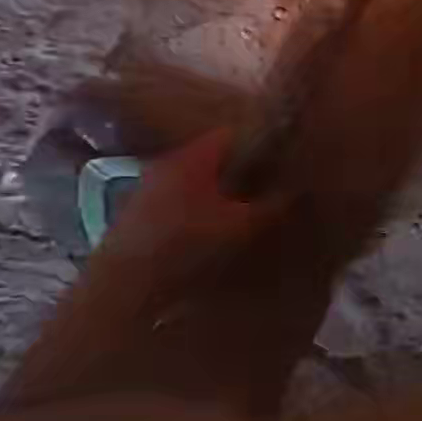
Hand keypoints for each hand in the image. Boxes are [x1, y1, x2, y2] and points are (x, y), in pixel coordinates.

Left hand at [94, 128, 275, 281]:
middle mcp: (167, 163)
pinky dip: (195, 206)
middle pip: (210, 156)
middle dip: (238, 167)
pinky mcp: (136, 215)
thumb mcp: (241, 226)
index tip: (278, 157)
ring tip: (241, 207)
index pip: (230, 134)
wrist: (124, 286)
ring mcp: (147, 188)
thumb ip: (271, 206)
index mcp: (194, 157)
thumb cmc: (187, 244)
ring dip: (215, 189)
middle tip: (265, 183)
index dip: (257, 142)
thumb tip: (297, 191)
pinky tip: (209, 228)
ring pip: (192, 179)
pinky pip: (176, 199)